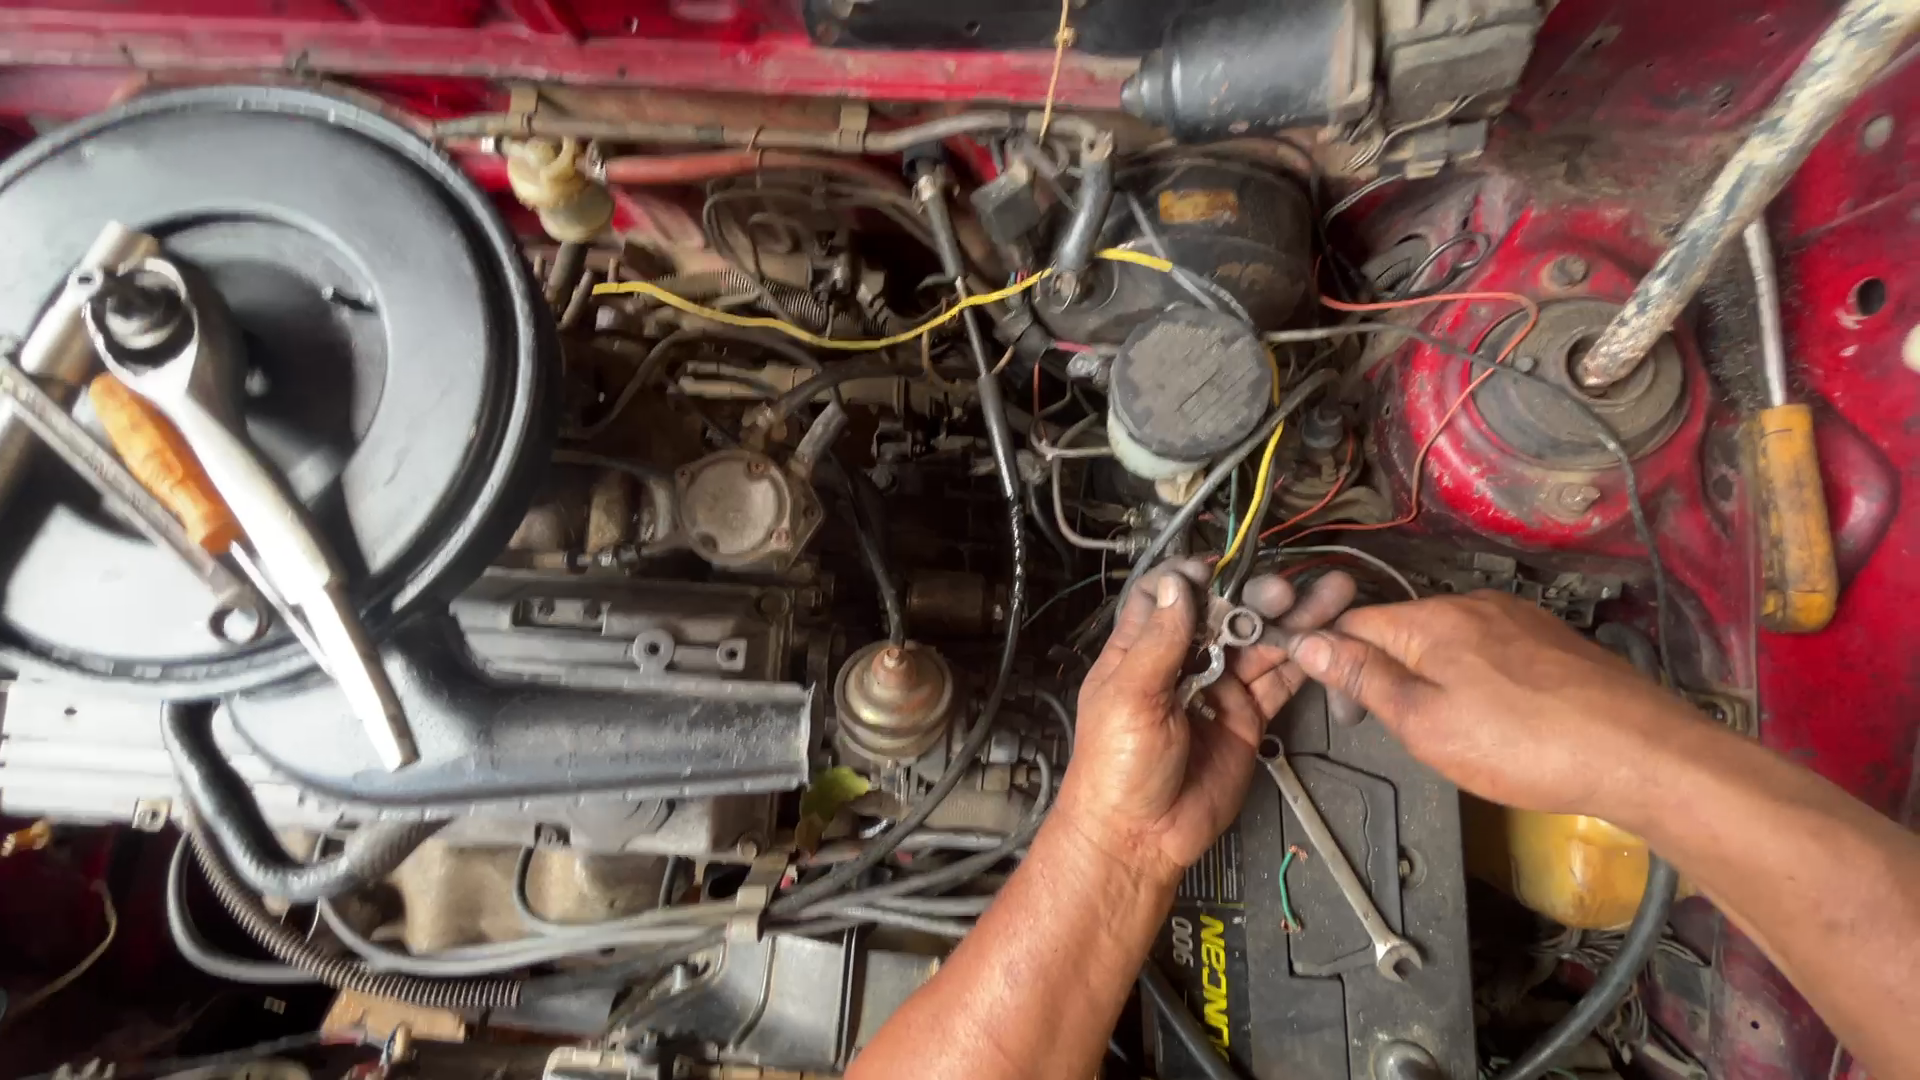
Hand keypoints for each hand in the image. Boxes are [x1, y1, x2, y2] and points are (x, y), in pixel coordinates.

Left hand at [1056, 560, 1356, 885]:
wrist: (1141, 836)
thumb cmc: (1116, 765)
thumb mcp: (1130, 697)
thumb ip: (1159, 642)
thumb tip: (1178, 584)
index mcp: (1140, 650)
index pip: (1164, 597)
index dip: (1188, 578)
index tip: (1216, 570)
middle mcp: (1181, 663)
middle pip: (1221, 616)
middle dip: (1252, 598)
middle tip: (1282, 591)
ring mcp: (1217, 689)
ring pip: (1256, 644)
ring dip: (1290, 622)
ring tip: (1329, 597)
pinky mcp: (1246, 718)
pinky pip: (1277, 682)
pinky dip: (1302, 662)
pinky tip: (1328, 639)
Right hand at [1289, 589, 1710, 816]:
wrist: (1651, 759)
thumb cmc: (1522, 745)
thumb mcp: (1422, 721)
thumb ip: (1361, 677)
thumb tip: (1304, 640)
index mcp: (1429, 620)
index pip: (1352, 623)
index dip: (1335, 664)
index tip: (1349, 713)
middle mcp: (1470, 604)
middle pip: (1399, 631)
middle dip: (1386, 673)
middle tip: (1403, 729)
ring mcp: (1517, 618)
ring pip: (1444, 640)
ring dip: (1429, 675)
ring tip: (1453, 726)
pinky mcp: (1553, 639)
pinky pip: (1487, 647)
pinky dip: (1473, 675)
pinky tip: (1498, 714)